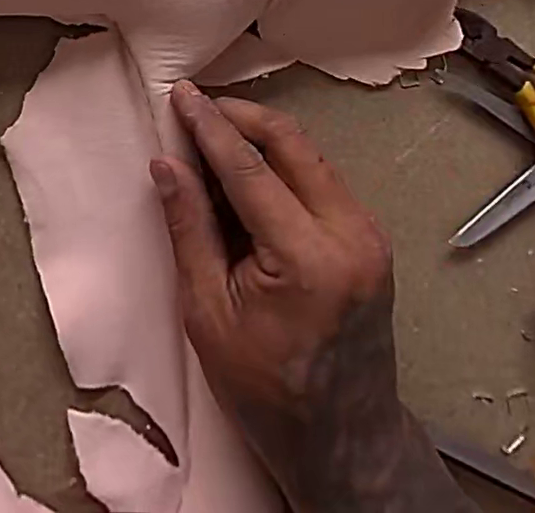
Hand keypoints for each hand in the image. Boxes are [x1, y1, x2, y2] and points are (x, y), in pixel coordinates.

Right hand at [151, 81, 472, 512]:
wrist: (344, 439)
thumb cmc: (268, 390)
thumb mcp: (208, 313)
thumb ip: (189, 228)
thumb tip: (167, 164)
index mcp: (308, 260)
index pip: (249, 168)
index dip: (209, 126)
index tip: (182, 95)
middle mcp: (350, 236)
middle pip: (291, 142)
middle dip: (239, 115)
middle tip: (196, 106)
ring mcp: (367, 234)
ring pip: (308, 153)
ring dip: (258, 135)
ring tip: (211, 135)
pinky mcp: (367, 236)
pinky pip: (319, 176)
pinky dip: (279, 161)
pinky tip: (245, 170)